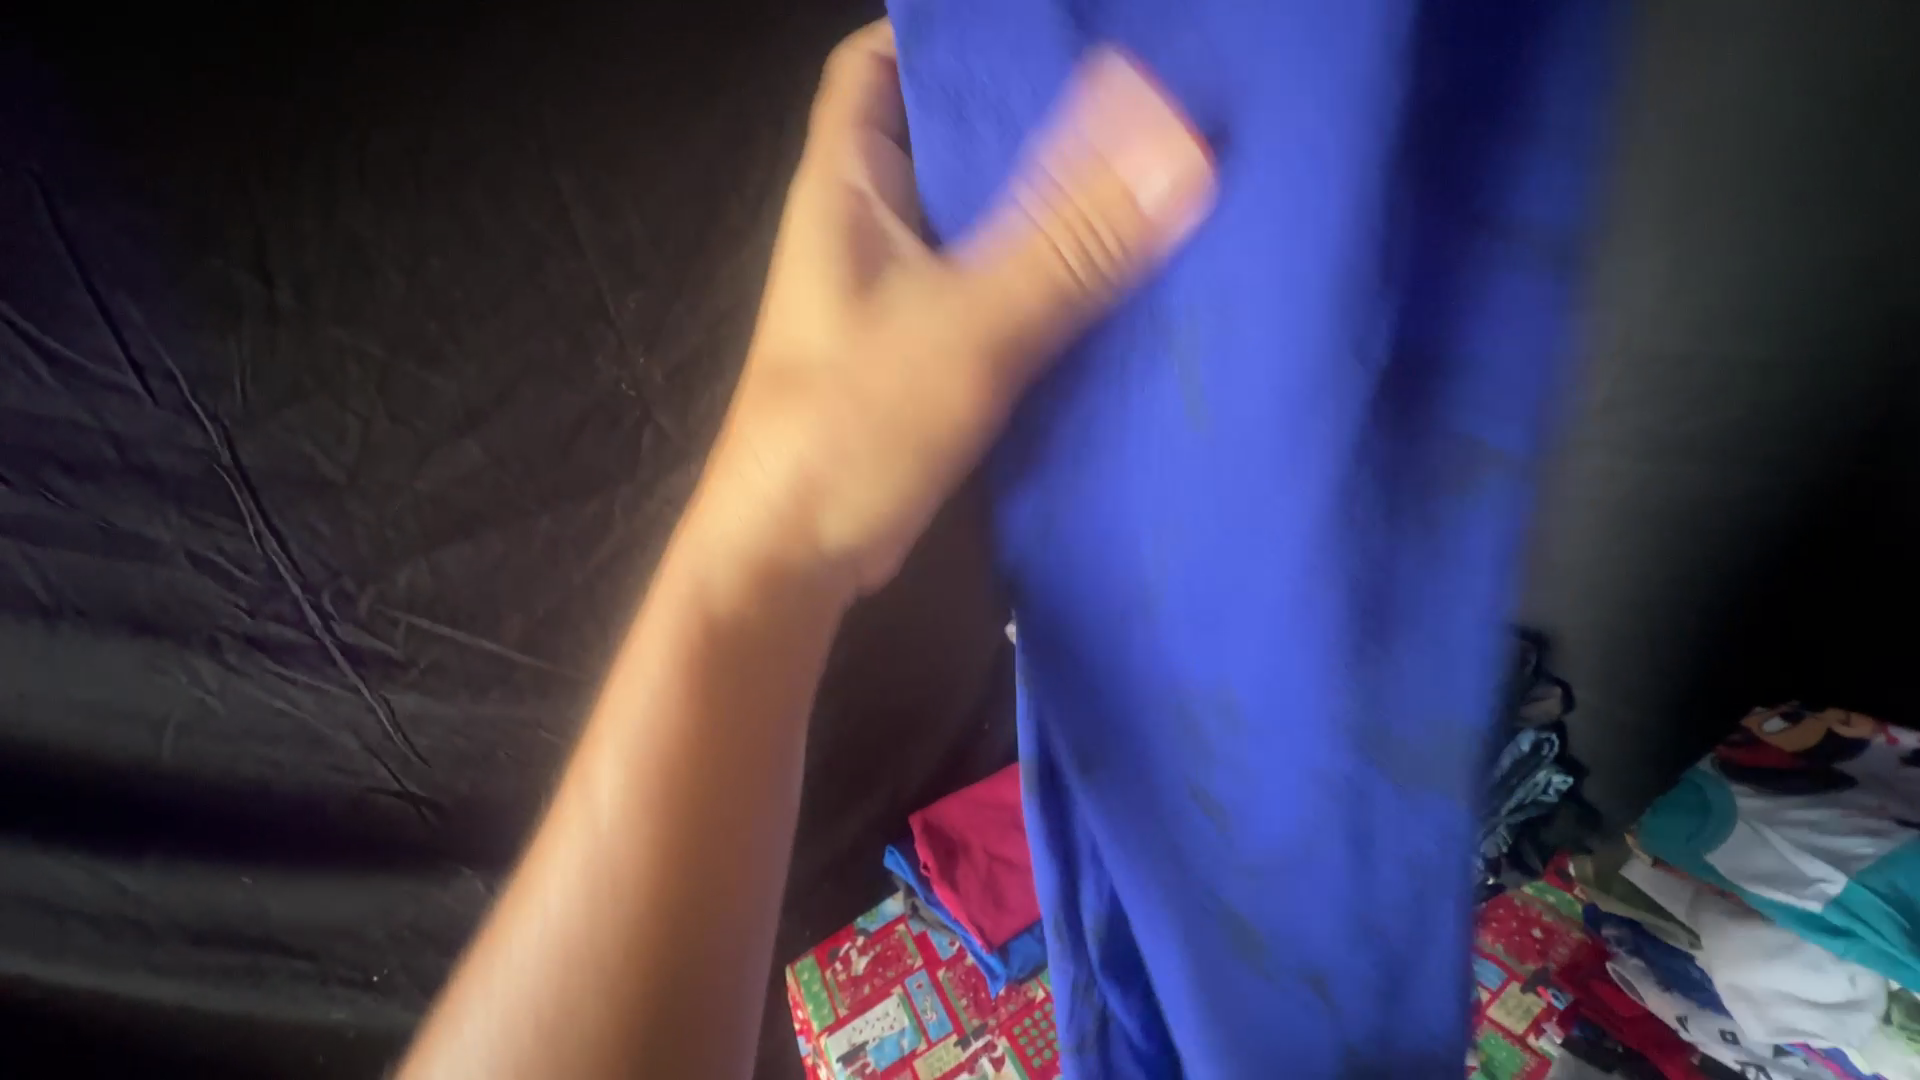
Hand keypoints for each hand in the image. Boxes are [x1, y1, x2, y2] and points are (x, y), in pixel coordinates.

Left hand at [694, 20, 1214, 600]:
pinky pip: (995, 294)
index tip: (1045, 36)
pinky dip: (1046, 283)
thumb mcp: (966, 328)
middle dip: (1030, 121)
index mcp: (846, 189)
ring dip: (1049, 210)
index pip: (880, 67)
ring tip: (1148, 179)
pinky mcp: (928, 357)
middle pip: (948, 143)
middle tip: (1136, 106)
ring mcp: (900, 298)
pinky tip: (1116, 278)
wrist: (798, 552)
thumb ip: (1070, 245)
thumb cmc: (851, 426)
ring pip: (980, 225)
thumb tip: (1184, 150)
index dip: (949, 36)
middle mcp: (870, 231)